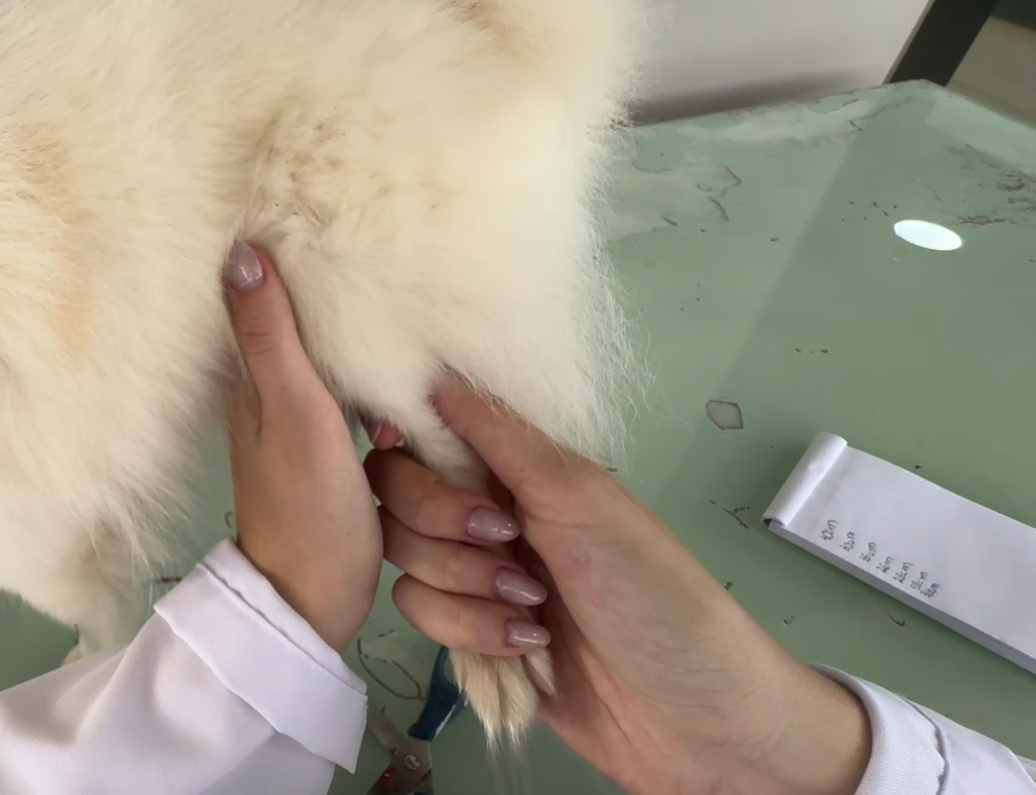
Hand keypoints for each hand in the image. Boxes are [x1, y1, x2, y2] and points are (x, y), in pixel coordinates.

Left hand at [221, 241, 381, 652]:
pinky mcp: (324, 436)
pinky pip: (337, 377)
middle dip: (306, 272)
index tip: (290, 200)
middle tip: (339, 220)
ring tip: (367, 263)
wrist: (314, 591)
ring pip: (311, 343)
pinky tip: (380, 339)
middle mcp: (263, 384)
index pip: (249, 292)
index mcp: (247, 372)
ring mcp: (293, 411)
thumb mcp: (290, 410)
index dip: (265, 248)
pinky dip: (352, 354)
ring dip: (332, 311)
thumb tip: (240, 253)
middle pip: (281, 312)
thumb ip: (269, 338)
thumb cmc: (303, 499)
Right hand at [367, 374, 871, 794]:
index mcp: (502, 466)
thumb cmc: (651, 588)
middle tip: (505, 539)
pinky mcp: (462, 626)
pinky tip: (526, 642)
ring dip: (465, 581)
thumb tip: (433, 371)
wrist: (700, 721)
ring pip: (401, 552)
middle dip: (441, 520)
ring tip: (531, 604)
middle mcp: (474, 509)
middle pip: (394, 491)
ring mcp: (466, 569)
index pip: (416, 432)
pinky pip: (416, 608)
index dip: (399, 439)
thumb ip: (499, 435)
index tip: (405, 451)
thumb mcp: (580, 498)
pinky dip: (470, 629)